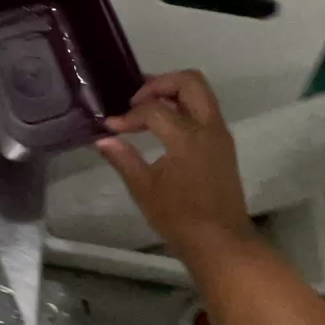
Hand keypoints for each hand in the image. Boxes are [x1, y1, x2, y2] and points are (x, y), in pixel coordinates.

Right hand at [96, 70, 253, 265]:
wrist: (220, 242)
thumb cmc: (179, 217)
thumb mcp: (144, 188)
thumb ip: (123, 158)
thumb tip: (101, 139)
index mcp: (187, 137)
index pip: (154, 109)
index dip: (129, 116)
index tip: (110, 127)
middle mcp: (208, 128)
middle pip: (189, 82)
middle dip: (160, 83)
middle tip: (136, 100)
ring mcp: (219, 134)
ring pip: (201, 93)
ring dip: (173, 93)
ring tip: (146, 108)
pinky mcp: (222, 144)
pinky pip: (204, 110)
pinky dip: (183, 107)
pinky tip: (162, 126)